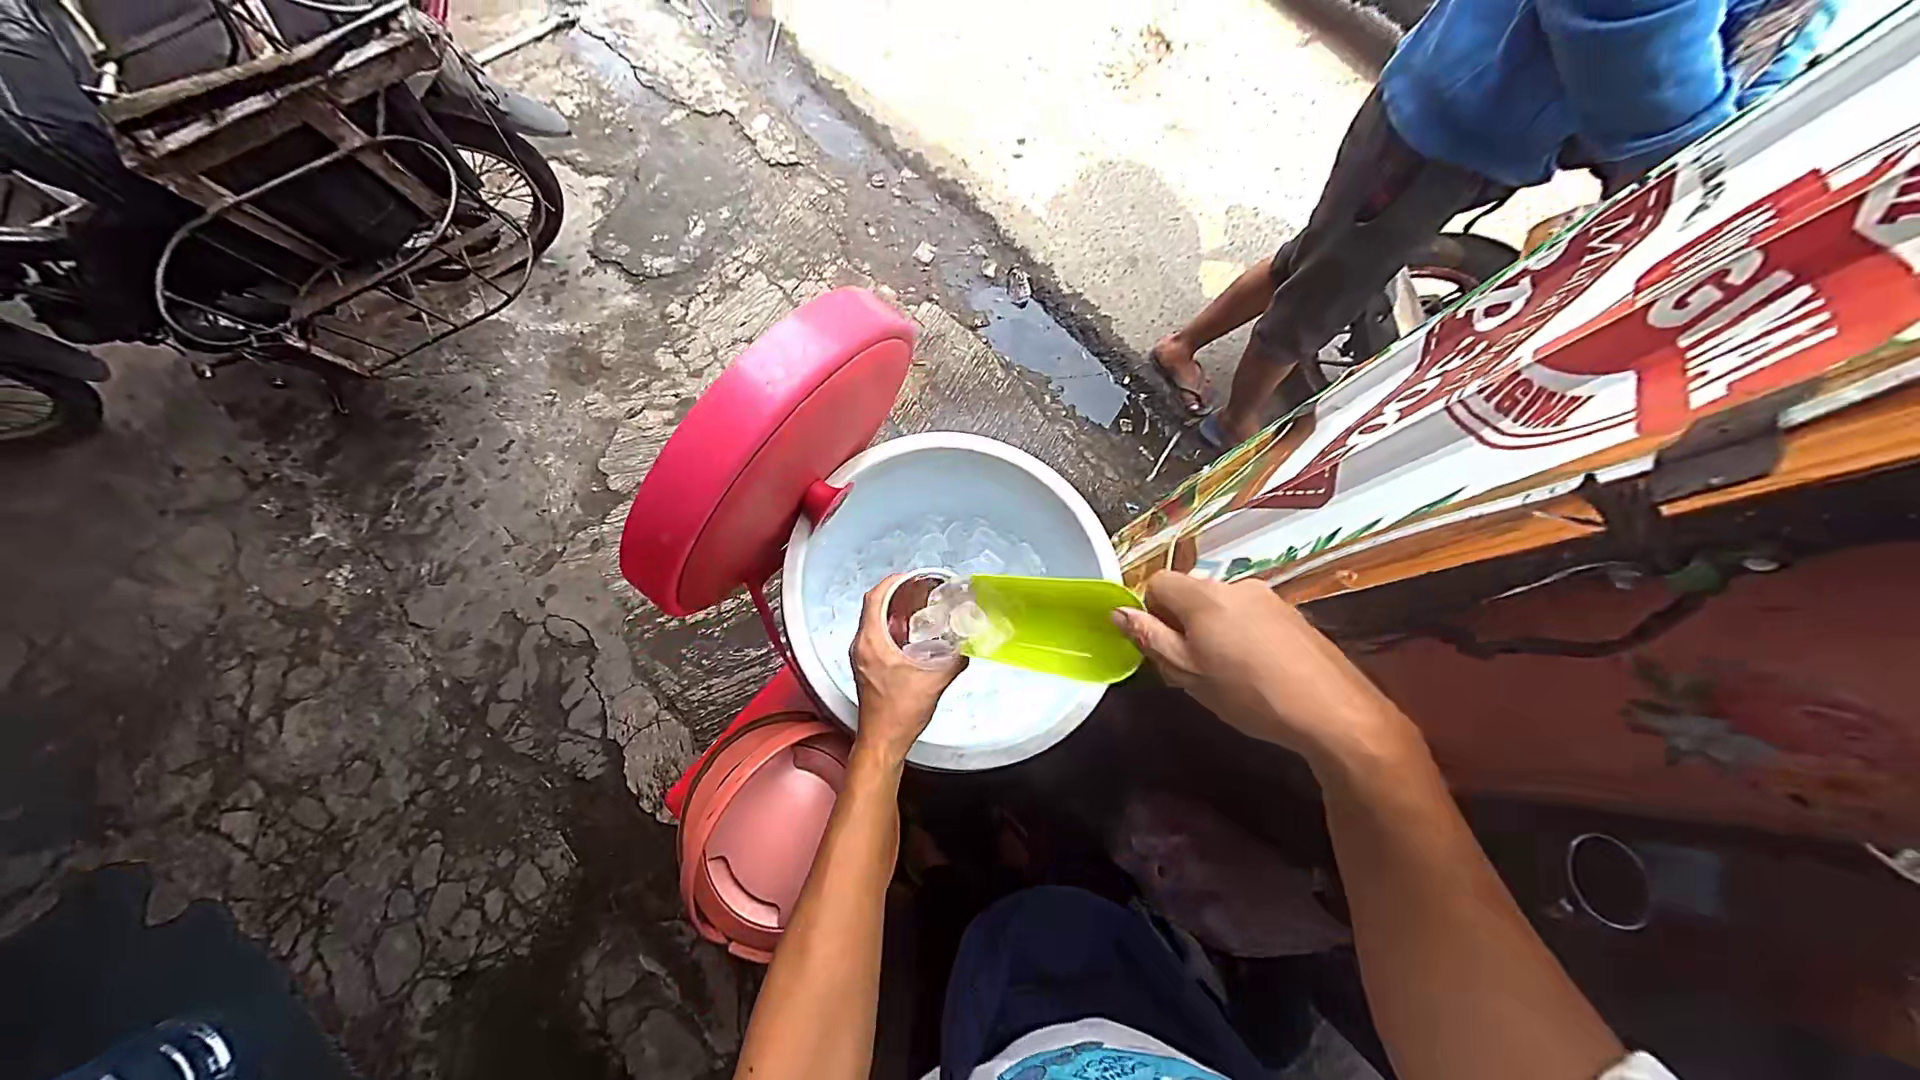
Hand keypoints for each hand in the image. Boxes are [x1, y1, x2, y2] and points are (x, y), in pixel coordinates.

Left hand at [849, 574, 967, 766]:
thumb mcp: (935, 682)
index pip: (873, 598)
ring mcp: (860, 658)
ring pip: (871, 622)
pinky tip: (908, 635)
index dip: (890, 582)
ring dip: (890, 611)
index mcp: (871, 643)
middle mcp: (860, 647)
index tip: (908, 577)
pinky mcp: (864, 668)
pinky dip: (888, 628)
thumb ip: (955, 660)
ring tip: (915, 607)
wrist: (883, 741)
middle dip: (894, 594)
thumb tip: (969, 645)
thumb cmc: (898, 715)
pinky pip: (873, 636)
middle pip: (871, 607)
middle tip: (916, 590)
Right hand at [1112, 572, 1420, 768]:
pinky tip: (1256, 670)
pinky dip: (1241, 634)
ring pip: (1219, 605)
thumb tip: (1118, 612)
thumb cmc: (1248, 693)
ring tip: (1226, 672)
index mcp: (1202, 595)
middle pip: (1189, 592)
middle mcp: (1234, 585)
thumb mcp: (1186, 672)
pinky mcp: (1292, 614)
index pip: (1157, 582)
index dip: (1150, 613)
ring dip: (1211, 629)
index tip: (1162, 647)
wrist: (1333, 712)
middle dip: (1181, 622)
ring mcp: (1268, 597)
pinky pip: (1248, 615)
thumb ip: (1149, 637)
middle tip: (1190, 666)